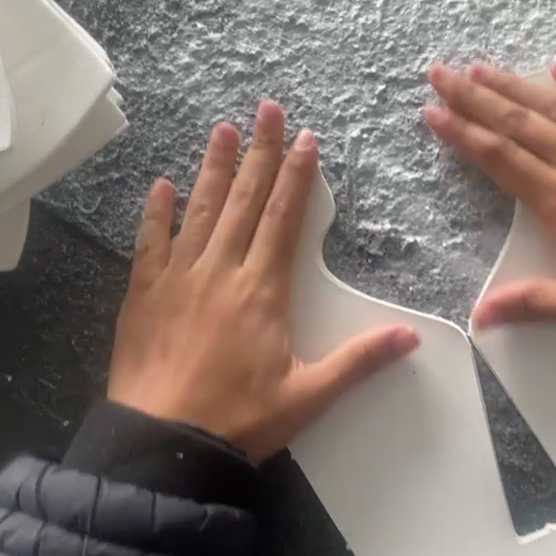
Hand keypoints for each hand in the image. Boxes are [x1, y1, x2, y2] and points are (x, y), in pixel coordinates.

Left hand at [109, 102, 420, 460]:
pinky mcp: (143, 294)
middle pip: (245, 201)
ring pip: (200, 211)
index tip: (305, 140)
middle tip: (268, 109)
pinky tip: (162, 184)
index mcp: (263, 291)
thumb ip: (360, 361)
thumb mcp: (310, 395)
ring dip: (214, 168)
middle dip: (261, 153)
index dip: (297, 176)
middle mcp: (221, 272)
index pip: (284, 218)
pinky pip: (149, 243)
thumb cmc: (240, 421)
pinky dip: (156, 212)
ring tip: (224, 130)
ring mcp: (178, 278)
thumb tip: (412, 337)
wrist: (164, 447)